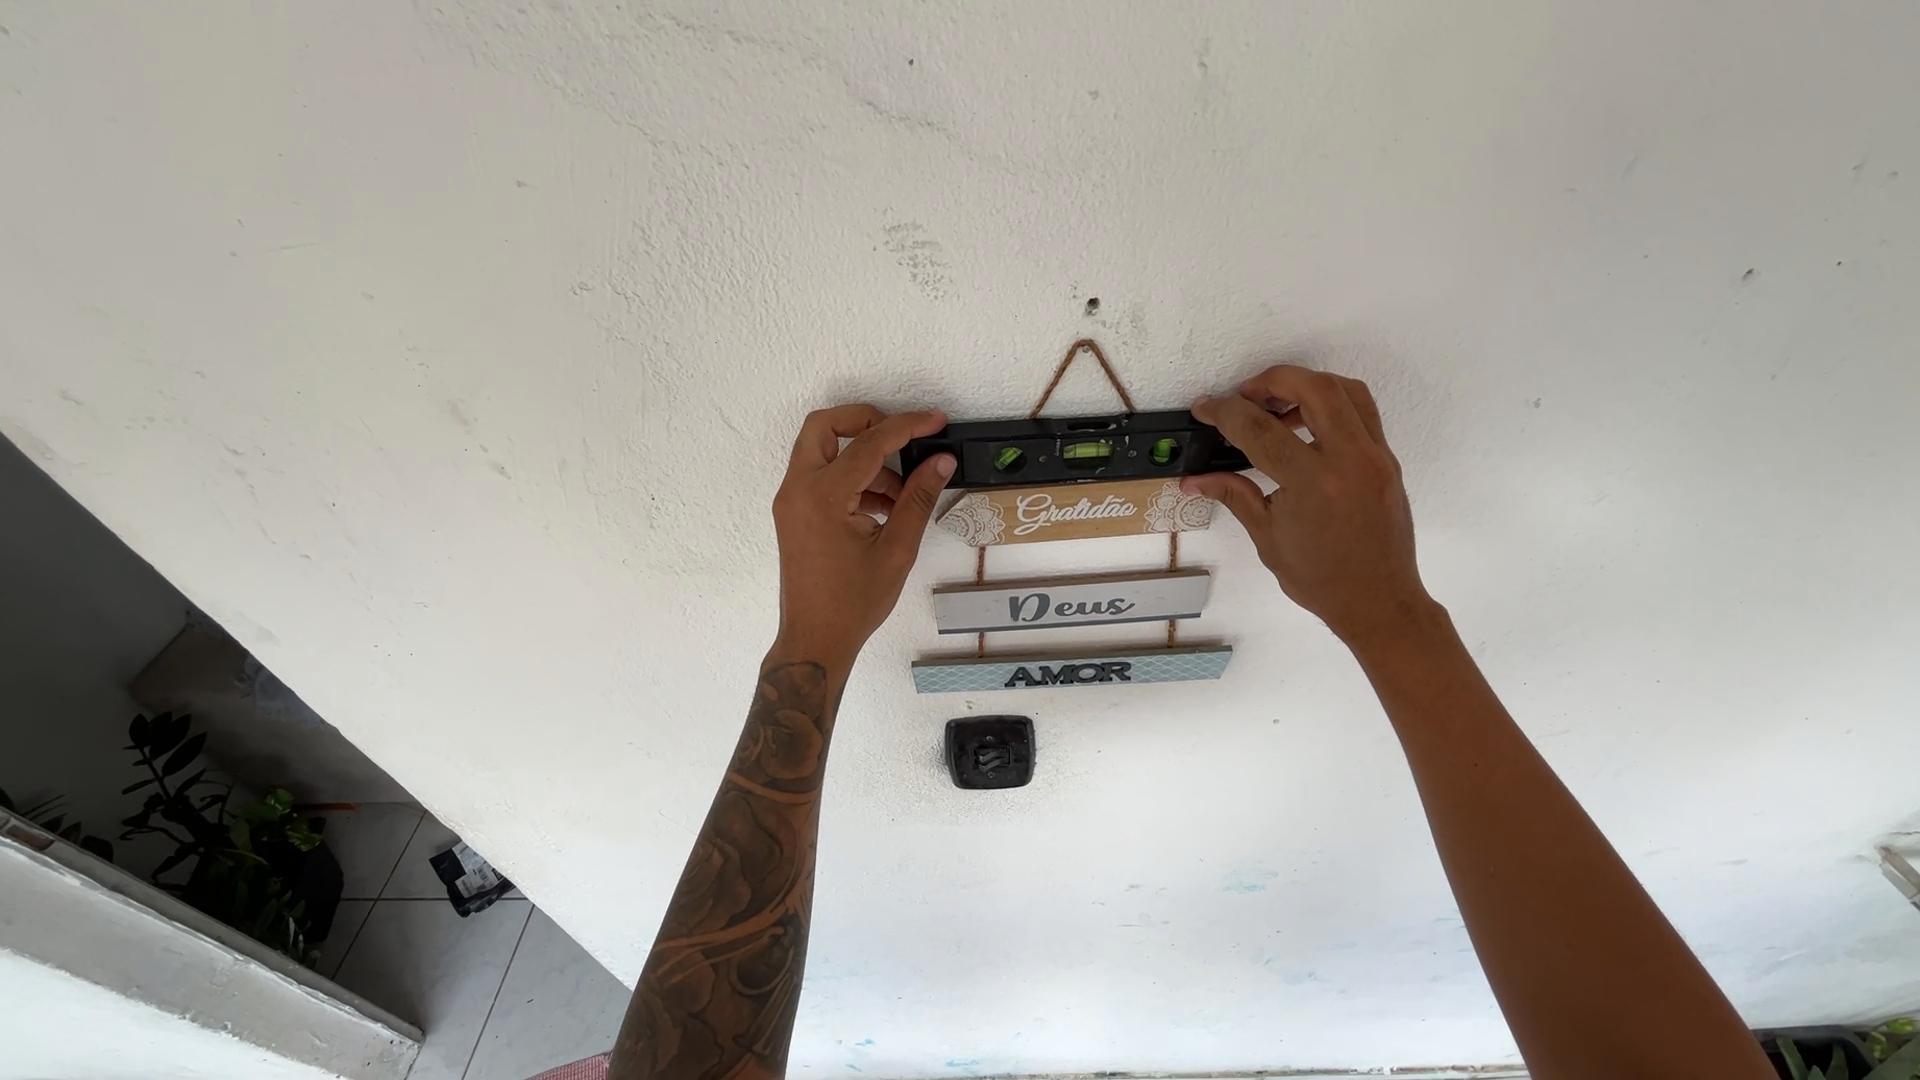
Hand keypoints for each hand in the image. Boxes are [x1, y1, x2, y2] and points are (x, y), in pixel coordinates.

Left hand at [770, 405, 955, 670]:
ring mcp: (791, 501)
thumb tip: (940, 462)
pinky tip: (885, 505)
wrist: (816, 638)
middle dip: (866, 421)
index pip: (869, 442)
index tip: (935, 422)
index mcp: (822, 496)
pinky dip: (851, 476)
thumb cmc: (851, 603)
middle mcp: (798, 490)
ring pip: (821, 449)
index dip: (907, 427)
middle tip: (902, 435)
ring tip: (902, 489)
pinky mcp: (795, 513)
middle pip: (825, 426)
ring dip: (862, 455)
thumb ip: (919, 498)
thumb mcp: (897, 549)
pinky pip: (821, 475)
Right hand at [1183, 367, 1431, 643]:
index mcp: (1313, 483)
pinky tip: (1306, 423)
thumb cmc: (1324, 579)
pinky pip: (1362, 411)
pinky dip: (1332, 403)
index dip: (1224, 413)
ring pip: (1345, 390)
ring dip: (1306, 385)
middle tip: (1244, 394)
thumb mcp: (1268, 537)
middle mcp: (1349, 461)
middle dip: (1271, 380)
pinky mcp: (1386, 460)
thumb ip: (1235, 495)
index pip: (1259, 429)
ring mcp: (1374, 457)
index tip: (1206, 408)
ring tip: (1276, 404)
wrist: (1378, 601)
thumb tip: (1198, 480)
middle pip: (1312, 387)